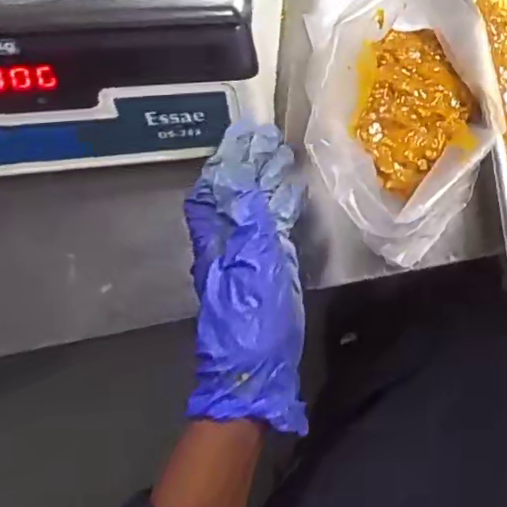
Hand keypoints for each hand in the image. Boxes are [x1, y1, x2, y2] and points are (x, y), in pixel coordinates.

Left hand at [183, 122, 307, 432]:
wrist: (252, 372)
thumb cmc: (253, 323)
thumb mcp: (255, 271)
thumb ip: (253, 226)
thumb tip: (248, 183)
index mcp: (222, 241)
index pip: (221, 190)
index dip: (232, 161)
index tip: (250, 134)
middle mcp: (227, 244)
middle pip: (232, 194)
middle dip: (246, 164)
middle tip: (265, 138)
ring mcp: (243, 258)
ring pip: (247, 208)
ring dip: (259, 180)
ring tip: (275, 157)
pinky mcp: (260, 270)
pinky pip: (264, 226)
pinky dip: (274, 204)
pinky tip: (285, 197)